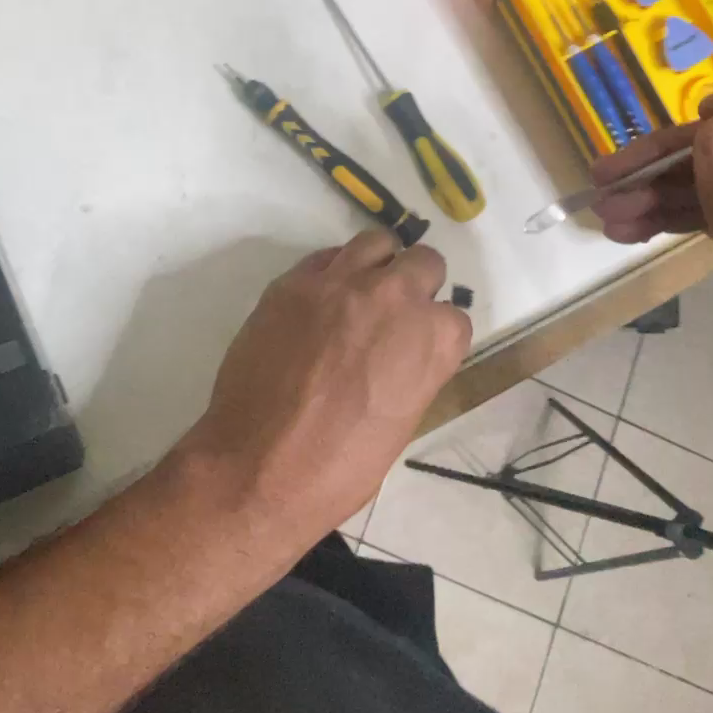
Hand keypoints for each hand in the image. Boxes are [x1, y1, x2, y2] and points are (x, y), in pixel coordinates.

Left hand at [168, 230, 471, 547]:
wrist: (258, 466)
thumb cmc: (338, 468)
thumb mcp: (400, 424)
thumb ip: (412, 372)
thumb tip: (399, 355)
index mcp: (430, 340)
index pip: (454, 317)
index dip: (434, 335)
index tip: (417, 350)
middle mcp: (392, 298)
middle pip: (424, 263)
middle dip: (416, 286)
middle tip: (391, 318)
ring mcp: (338, 284)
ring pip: (375, 243)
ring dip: (377, 265)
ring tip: (359, 296)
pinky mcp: (291, 284)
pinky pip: (324, 258)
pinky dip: (331, 273)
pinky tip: (320, 303)